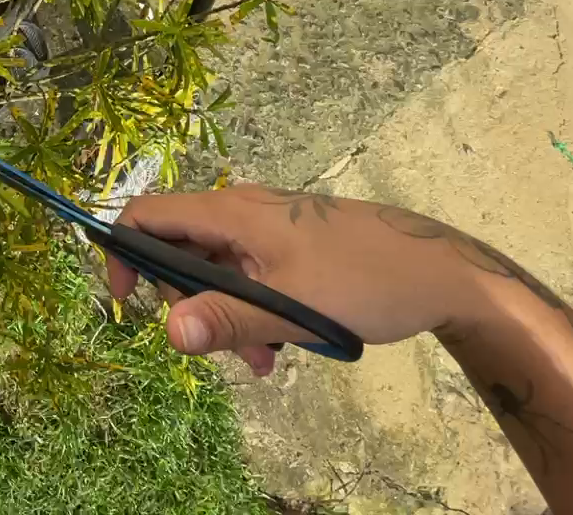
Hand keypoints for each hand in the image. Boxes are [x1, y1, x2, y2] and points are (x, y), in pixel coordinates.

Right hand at [106, 185, 495, 375]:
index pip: (147, 215)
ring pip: (216, 267)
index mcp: (228, 212)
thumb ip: (228, 320)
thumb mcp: (293, 308)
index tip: (127, 297)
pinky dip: (249, 306)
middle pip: (179, 248)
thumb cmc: (366, 281)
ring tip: (261, 360)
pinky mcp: (286, 245)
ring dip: (223, 312)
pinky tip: (279, 344)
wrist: (450, 272)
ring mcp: (263, 228)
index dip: (122, 250)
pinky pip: (246, 273)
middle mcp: (238, 212)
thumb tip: (168, 333)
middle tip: (215, 344)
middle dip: (187, 300)